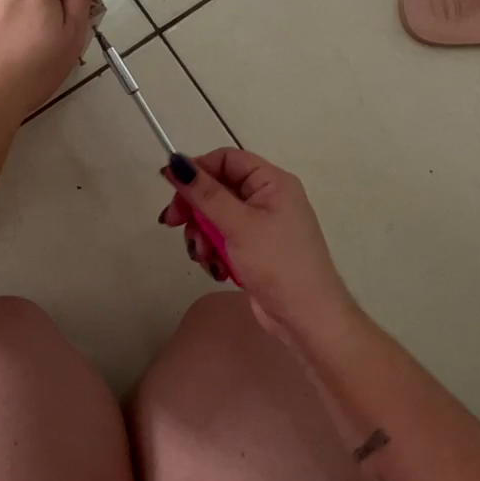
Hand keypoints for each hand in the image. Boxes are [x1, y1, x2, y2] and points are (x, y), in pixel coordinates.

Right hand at [162, 148, 357, 335]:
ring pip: (214, 216)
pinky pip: (222, 238)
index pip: (225, 159)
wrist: (307, 321)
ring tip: (205, 257)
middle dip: (195, 209)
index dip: (197, 170)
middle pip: (216, 188)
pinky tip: (218, 270)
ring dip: (202, 236)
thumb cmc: (277, 264)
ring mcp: (260, 225)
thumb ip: (204, 193)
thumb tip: (175, 162)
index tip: (171, 187)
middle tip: (171, 223)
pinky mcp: (254, 250)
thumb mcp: (238, 225)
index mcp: (271, 182)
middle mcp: (266, 198)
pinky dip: (214, 251)